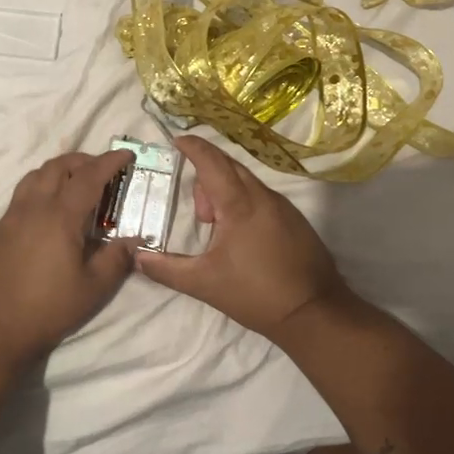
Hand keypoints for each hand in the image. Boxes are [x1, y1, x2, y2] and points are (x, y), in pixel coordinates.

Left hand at [0, 150, 138, 365]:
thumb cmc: (47, 308)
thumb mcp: (92, 288)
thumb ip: (116, 259)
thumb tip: (135, 239)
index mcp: (60, 215)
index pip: (89, 176)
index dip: (109, 162)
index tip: (127, 155)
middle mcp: (34, 206)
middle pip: (59, 166)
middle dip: (84, 160)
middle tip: (105, 170)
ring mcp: (14, 214)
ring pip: (37, 174)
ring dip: (60, 169)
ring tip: (79, 183)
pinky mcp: (1, 227)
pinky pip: (24, 190)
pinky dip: (43, 183)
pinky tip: (53, 204)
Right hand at [135, 135, 346, 337]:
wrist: (316, 314)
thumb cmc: (256, 293)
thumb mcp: (203, 283)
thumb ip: (166, 269)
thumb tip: (137, 258)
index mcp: (239, 204)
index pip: (211, 162)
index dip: (193, 147)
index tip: (177, 140)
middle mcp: (263, 197)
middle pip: (229, 167)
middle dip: (206, 175)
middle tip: (197, 210)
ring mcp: (284, 207)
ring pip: (247, 182)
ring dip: (225, 192)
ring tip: (216, 227)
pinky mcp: (296, 221)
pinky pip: (261, 196)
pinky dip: (243, 202)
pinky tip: (239, 235)